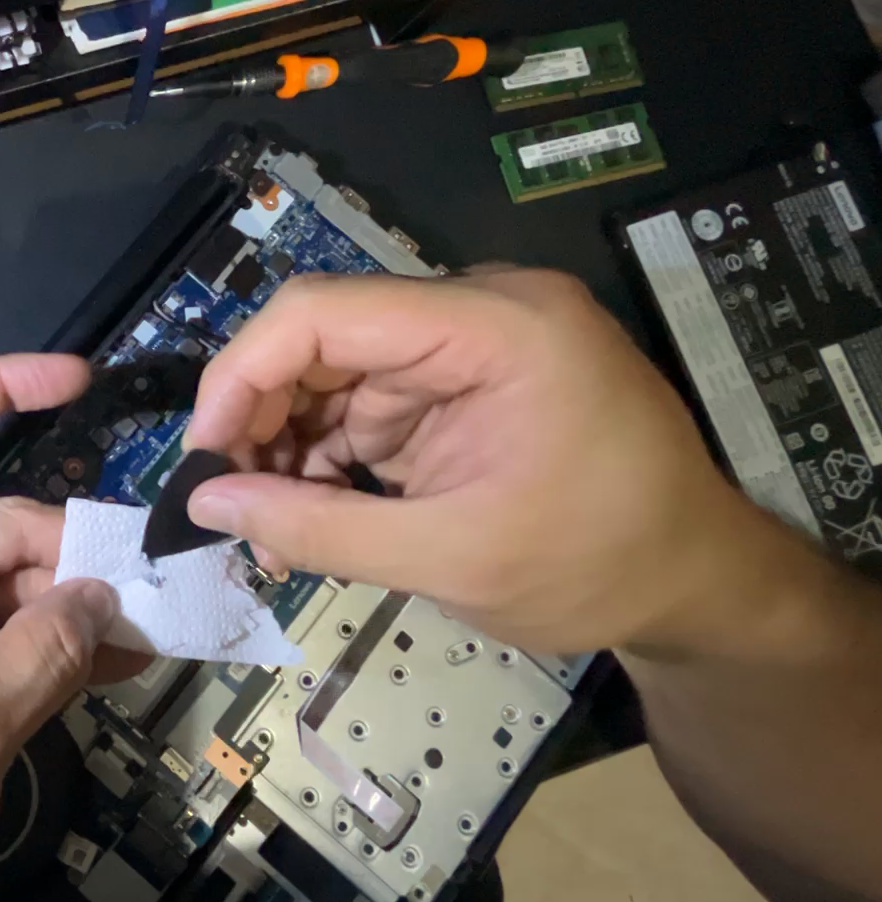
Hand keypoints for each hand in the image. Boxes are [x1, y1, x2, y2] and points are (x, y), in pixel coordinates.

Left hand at [0, 355, 143, 901]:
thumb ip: (52, 646)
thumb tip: (104, 600)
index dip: (3, 381)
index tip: (79, 382)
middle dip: (73, 549)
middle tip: (154, 591)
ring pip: (3, 579)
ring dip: (69, 604)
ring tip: (144, 638)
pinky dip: (43, 641)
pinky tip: (107, 662)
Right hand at [181, 268, 810, 655]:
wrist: (700, 589)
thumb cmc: (599, 569)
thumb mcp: (447, 559)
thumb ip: (312, 528)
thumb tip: (200, 503)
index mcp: (493, 326)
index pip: (319, 312)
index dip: (241, 375)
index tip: (205, 453)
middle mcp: (466, 312)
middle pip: (310, 339)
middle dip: (255, 418)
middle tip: (226, 496)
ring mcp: (451, 344)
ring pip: (315, 374)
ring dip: (278, 446)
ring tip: (267, 527)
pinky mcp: (439, 380)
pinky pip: (343, 403)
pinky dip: (311, 457)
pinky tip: (301, 513)